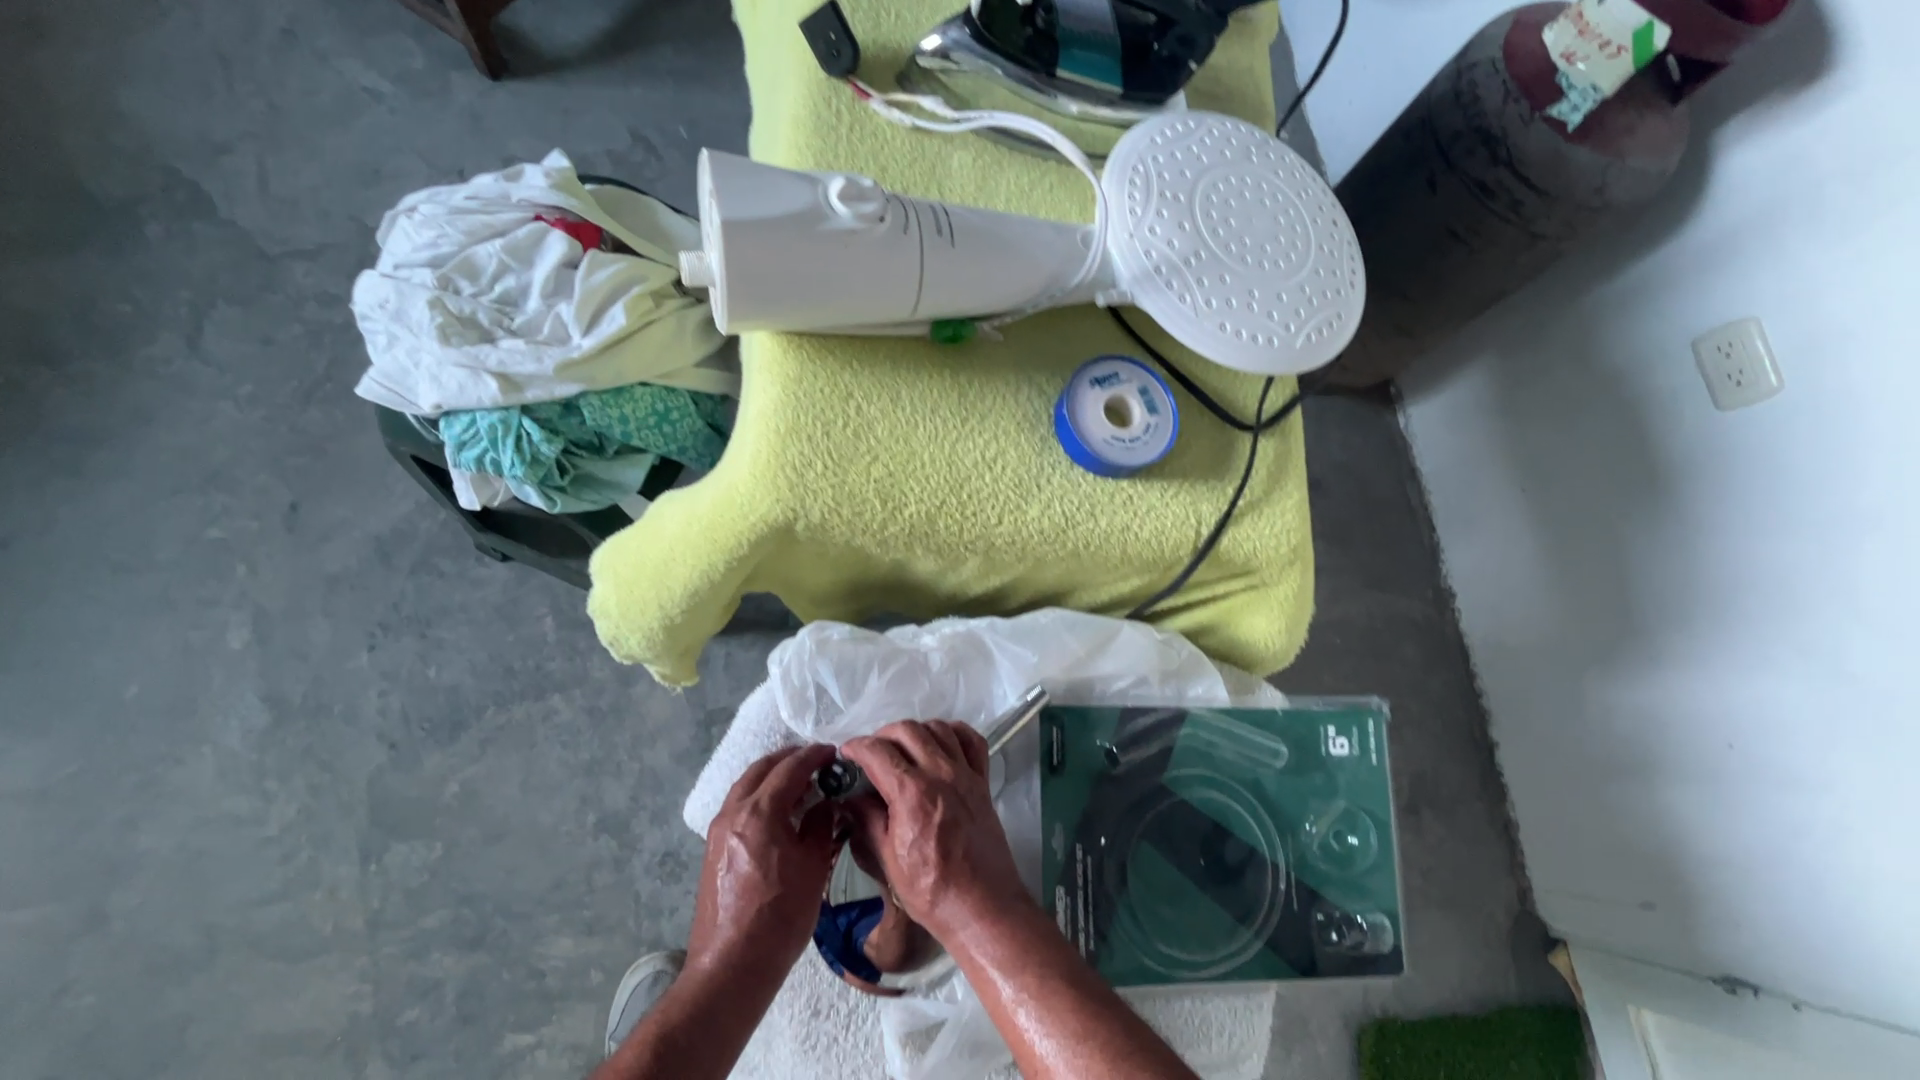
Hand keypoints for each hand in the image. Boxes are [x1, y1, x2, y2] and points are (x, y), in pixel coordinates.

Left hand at [686, 744, 840, 980]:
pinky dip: (760, 798)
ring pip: (746, 787)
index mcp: (760, 812)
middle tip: (816, 763)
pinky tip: (779, 814)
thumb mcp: (813, 867)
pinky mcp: (713, 850)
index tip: (834, 752)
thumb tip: (825, 805)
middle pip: (761, 769)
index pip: (790, 768)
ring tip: (800, 786)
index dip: (814, 756)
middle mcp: (733, 812)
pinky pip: (739, 807)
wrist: (732, 965)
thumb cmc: (780, 916)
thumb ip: (821, 825)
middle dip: (789, 760)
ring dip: (772, 778)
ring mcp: (718, 831)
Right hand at [840, 721, 1030, 941]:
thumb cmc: (930, 891)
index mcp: (912, 793)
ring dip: (915, 732)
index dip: (856, 748)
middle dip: (882, 735)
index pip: (877, 751)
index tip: (846, 755)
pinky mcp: (983, 782)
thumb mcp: (887, 859)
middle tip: (871, 754)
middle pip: (907, 730)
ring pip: (939, 728)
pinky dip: (953, 734)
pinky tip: (940, 745)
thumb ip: (867, 819)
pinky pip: (971, 741)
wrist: (982, 907)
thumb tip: (849, 797)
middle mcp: (940, 774)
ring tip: (902, 750)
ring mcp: (966, 775)